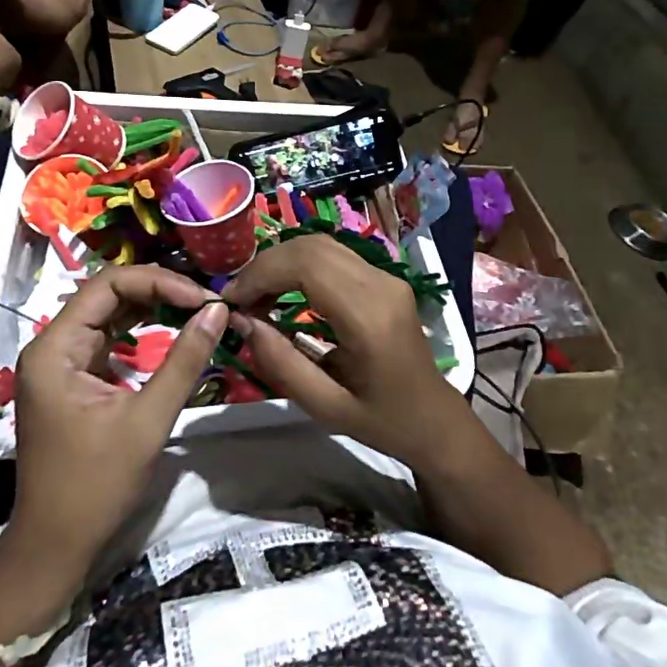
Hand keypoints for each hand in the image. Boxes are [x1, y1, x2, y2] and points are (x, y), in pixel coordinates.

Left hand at [0, 266, 226, 627]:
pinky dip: (143, 331)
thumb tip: (218, 310)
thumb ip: (185, 360)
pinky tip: (174, 329)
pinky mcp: (75, 380)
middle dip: (159, 291)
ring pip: (111, 314)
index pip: (108, 284)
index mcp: (55, 349)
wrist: (55, 546)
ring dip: (154, 307)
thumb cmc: (96, 484)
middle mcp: (52, 346)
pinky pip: (111, 339)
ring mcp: (62, 363)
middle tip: (206, 302)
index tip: (202, 299)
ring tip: (197, 309)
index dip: (158, 281)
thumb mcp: (148, 419)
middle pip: (108, 294)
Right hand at [225, 235, 471, 466]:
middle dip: (266, 265)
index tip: (231, 301)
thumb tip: (243, 322)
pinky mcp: (386, 279)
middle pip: (312, 247)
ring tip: (256, 298)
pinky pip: (336, 257)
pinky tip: (284, 293)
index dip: (261, 274)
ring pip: (322, 245)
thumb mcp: (327, 408)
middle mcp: (382, 285)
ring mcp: (388, 277)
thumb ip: (282, 365)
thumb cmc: (384, 422)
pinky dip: (301, 266)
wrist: (435, 419)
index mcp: (370, 317)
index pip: (306, 266)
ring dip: (282, 263)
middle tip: (239, 300)